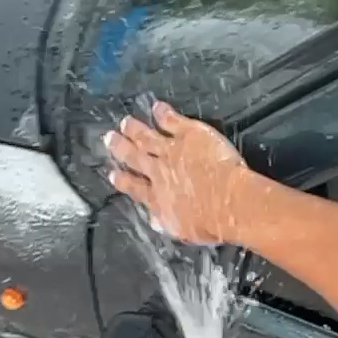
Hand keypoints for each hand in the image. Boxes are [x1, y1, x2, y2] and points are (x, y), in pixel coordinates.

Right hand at [104, 101, 256, 244]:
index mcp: (158, 199)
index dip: (122, 180)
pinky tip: (157, 107)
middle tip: (109, 139)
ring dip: (135, 129)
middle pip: (135, 157)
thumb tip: (154, 221)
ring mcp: (173, 151)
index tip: (113, 174)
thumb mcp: (182, 231)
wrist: (229, 203)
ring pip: (147, 137)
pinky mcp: (190, 135)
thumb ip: (165, 222)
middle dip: (120, 148)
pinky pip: (172, 120)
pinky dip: (163, 113)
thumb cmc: (212, 223)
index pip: (134, 188)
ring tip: (126, 122)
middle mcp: (159, 173)